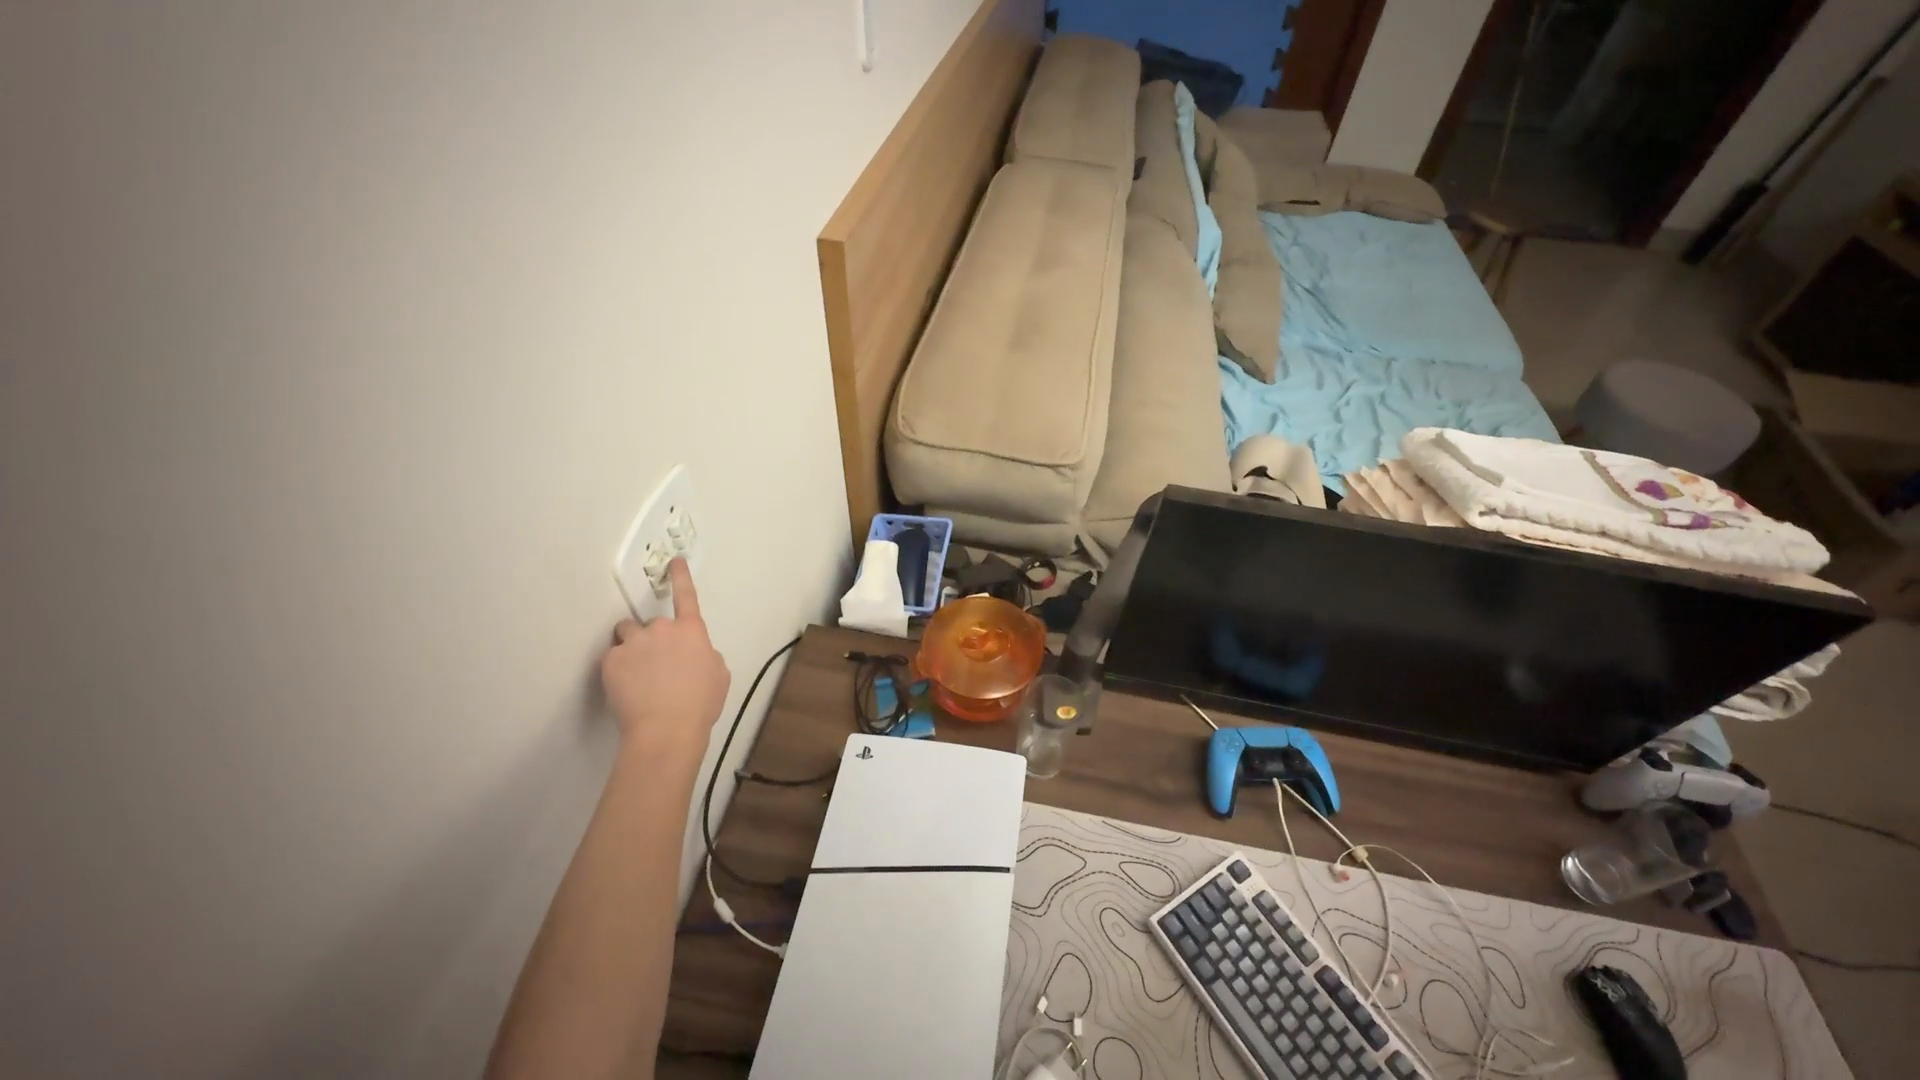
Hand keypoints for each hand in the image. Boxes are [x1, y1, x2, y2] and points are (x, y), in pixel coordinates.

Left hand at [602, 559, 730, 758]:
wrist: (666, 729)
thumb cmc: (700, 705)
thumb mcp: (719, 676)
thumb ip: (706, 655)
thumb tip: (696, 653)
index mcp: (692, 632)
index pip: (687, 596)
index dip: (681, 578)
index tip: (675, 562)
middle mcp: (662, 629)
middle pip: (651, 624)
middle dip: (652, 640)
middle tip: (655, 668)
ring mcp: (634, 642)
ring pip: (626, 633)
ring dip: (630, 646)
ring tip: (635, 672)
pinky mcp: (611, 659)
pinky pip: (612, 657)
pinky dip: (617, 669)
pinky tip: (626, 689)